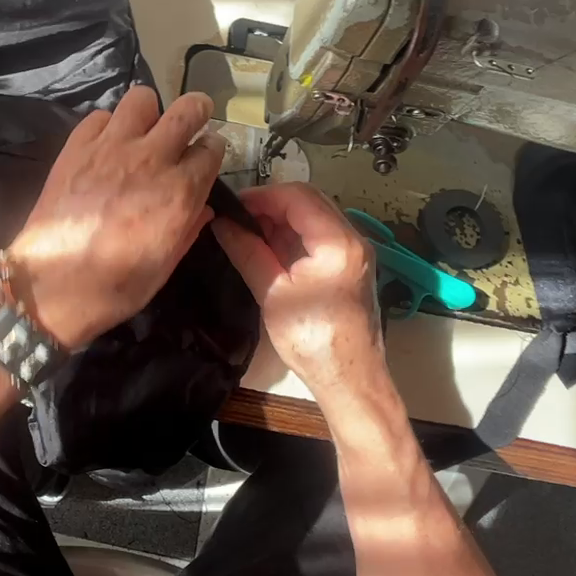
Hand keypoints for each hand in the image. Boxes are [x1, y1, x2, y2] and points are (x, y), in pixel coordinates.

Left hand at [7, 88, 225, 349]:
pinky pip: (100, 116)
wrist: (54, 285)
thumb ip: (188, 229)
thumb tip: (203, 207)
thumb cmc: (116, 286)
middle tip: (191, 121)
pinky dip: (108, 126)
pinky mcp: (76, 146)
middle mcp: (151, 159)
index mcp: (180, 192)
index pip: (212, 148)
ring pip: (142, 98)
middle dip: (196, 111)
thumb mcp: (165, 265)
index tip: (205, 157)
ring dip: (149, 112)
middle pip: (188, 109)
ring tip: (143, 130)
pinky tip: (105, 146)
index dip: (212, 151)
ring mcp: (111, 147)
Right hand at [210, 183, 384, 390]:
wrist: (350, 379)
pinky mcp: (348, 267)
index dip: (262, 196)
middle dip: (271, 205)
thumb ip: (248, 252)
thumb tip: (222, 224)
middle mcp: (353, 240)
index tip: (232, 207)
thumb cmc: (312, 340)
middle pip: (309, 201)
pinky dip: (292, 237)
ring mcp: (354, 253)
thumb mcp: (272, 294)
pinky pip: (318, 238)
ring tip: (247, 235)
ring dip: (280, 220)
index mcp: (338, 243)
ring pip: (314, 218)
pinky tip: (268, 250)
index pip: (297, 197)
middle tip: (237, 219)